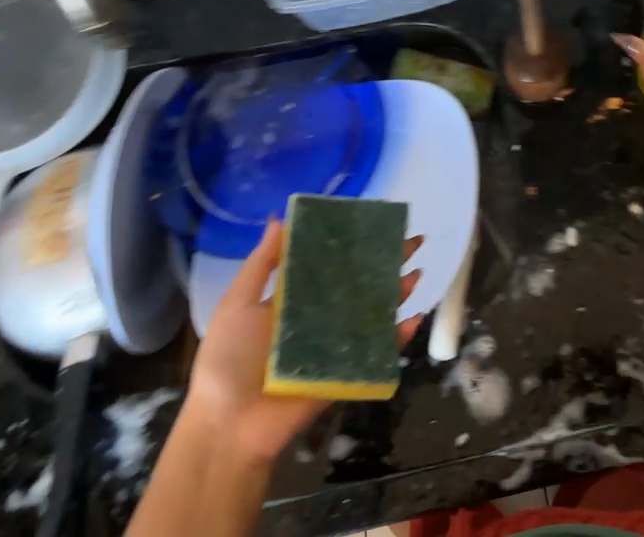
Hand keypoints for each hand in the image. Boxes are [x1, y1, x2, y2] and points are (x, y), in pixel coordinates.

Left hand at [187, 222, 425, 463]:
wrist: (230, 425)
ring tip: (416, 274)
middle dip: (387, 263)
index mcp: (294, 299)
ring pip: (374, 313)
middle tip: (413, 241)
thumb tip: (280, 218)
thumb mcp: (238, 304)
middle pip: (359, 284)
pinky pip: (378, 352)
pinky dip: (398, 336)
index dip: (351, 244)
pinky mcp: (347, 372)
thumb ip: (262, 264)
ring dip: (398, 293)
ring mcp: (336, 345)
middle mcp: (319, 318)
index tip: (375, 221)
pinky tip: (414, 318)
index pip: (329, 264)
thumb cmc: (227, 360)